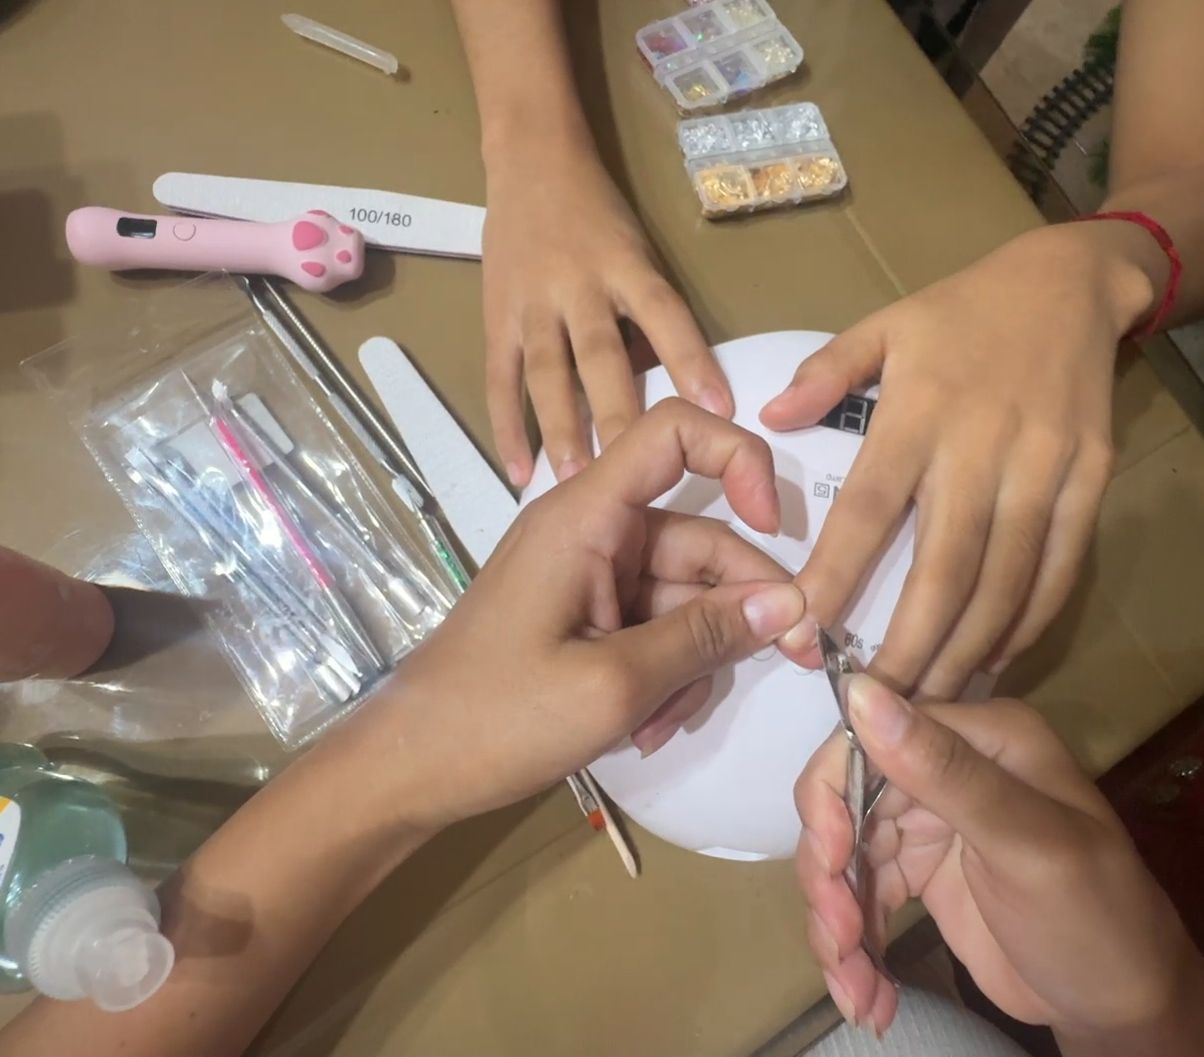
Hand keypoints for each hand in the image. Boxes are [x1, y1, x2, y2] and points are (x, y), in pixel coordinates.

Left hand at [364, 399, 802, 830]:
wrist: (411, 769)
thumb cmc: (495, 719)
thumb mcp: (614, 684)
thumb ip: (704, 638)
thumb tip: (790, 606)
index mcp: (585, 516)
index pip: (673, 434)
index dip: (738, 460)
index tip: (774, 524)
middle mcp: (593, 533)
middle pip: (698, 540)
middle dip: (739, 608)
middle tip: (792, 659)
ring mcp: (592, 578)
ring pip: (684, 598)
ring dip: (694, 661)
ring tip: (660, 723)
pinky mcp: (590, 618)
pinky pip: (656, 630)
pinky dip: (666, 675)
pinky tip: (645, 727)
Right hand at [482, 149, 731, 487]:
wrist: (530, 160)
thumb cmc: (598, 212)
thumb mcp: (637, 248)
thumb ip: (648, 311)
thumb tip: (671, 381)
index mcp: (626, 266)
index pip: (665, 314)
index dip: (690, 359)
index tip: (719, 409)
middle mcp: (578, 287)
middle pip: (599, 355)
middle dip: (616, 415)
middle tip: (633, 475)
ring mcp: (531, 305)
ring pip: (547, 373)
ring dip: (560, 428)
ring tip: (572, 480)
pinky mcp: (496, 319)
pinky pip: (501, 379)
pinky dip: (506, 426)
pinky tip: (519, 470)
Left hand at [765, 222, 1160, 697]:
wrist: (1071, 283)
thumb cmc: (958, 313)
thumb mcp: (883, 325)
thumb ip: (825, 372)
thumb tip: (769, 415)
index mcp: (918, 415)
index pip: (868, 511)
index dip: (835, 577)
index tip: (803, 634)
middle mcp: (981, 450)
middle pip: (942, 568)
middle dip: (908, 644)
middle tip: (876, 702)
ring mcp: (1045, 469)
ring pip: (1005, 580)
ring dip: (967, 649)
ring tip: (930, 701)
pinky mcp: (1092, 480)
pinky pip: (1062, 565)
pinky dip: (1031, 619)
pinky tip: (997, 658)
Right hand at [796, 680, 1203, 1048]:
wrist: (1128, 1013)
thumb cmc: (1096, 919)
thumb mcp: (1027, 842)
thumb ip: (946, 770)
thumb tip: (859, 690)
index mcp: (976, 734)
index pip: (869, 735)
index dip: (833, 793)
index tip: (831, 862)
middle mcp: (942, 762)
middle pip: (844, 796)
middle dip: (831, 872)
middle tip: (840, 939)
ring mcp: (924, 816)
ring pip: (841, 849)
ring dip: (836, 919)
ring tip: (855, 987)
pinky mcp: (912, 867)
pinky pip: (857, 889)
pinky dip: (852, 942)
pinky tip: (868, 994)